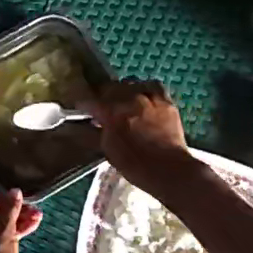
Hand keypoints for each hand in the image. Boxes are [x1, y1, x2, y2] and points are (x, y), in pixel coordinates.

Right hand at [92, 79, 202, 198]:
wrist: (169, 169)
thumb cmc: (135, 165)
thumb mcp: (109, 150)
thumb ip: (97, 132)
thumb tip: (91, 123)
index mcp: (110, 112)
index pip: (89, 100)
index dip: (84, 105)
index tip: (83, 110)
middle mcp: (129, 98)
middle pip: (109, 87)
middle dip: (103, 97)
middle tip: (104, 109)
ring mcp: (149, 97)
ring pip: (130, 84)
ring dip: (124, 92)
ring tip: (124, 103)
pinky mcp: (165, 100)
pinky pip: (152, 86)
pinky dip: (145, 90)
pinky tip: (144, 99)